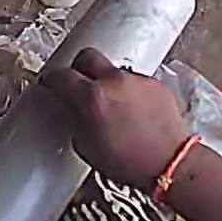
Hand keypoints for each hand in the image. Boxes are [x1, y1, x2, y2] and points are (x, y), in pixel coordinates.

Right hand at [39, 47, 193, 188]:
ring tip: (111, 104)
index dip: (52, 80)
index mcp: (91, 97)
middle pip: (88, 56)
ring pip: (114, 70)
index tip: (51, 83)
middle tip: (78, 81)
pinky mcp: (156, 84)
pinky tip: (132, 111)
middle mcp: (114, 82)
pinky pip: (135, 81)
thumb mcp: (86, 147)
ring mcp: (137, 80)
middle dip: (79, 66)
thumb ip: (76, 120)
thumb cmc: (130, 162)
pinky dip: (130, 92)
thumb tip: (74, 110)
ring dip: (108, 82)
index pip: (62, 76)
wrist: (170, 164)